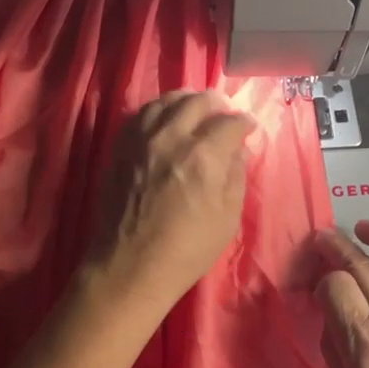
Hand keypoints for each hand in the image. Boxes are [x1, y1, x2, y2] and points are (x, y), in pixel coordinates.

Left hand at [86, 90, 254, 313]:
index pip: (230, 123)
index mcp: (203, 156)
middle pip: (197, 102)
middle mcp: (171, 138)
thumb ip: (236, 176)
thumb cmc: (187, 250)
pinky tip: (164, 120)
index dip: (244, 123)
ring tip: (194, 109)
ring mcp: (140, 140)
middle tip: (223, 115)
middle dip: (216, 104)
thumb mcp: (228, 217)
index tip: (249, 129)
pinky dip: (157, 111)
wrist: (130, 266)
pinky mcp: (119, 148)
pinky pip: (140, 114)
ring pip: (165, 101)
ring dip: (185, 101)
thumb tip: (236, 150)